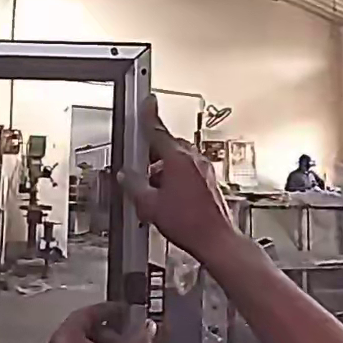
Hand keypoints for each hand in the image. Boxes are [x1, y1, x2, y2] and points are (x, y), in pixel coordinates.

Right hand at [116, 97, 240, 260]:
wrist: (215, 240)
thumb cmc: (190, 223)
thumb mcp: (150, 205)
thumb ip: (134, 186)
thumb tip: (126, 177)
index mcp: (178, 159)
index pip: (158, 130)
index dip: (149, 115)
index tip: (147, 101)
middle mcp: (194, 160)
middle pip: (167, 145)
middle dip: (151, 153)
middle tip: (138, 164)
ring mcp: (204, 170)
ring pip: (178, 159)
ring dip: (163, 168)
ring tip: (152, 189)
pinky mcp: (209, 181)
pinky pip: (188, 170)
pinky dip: (176, 177)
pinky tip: (168, 197)